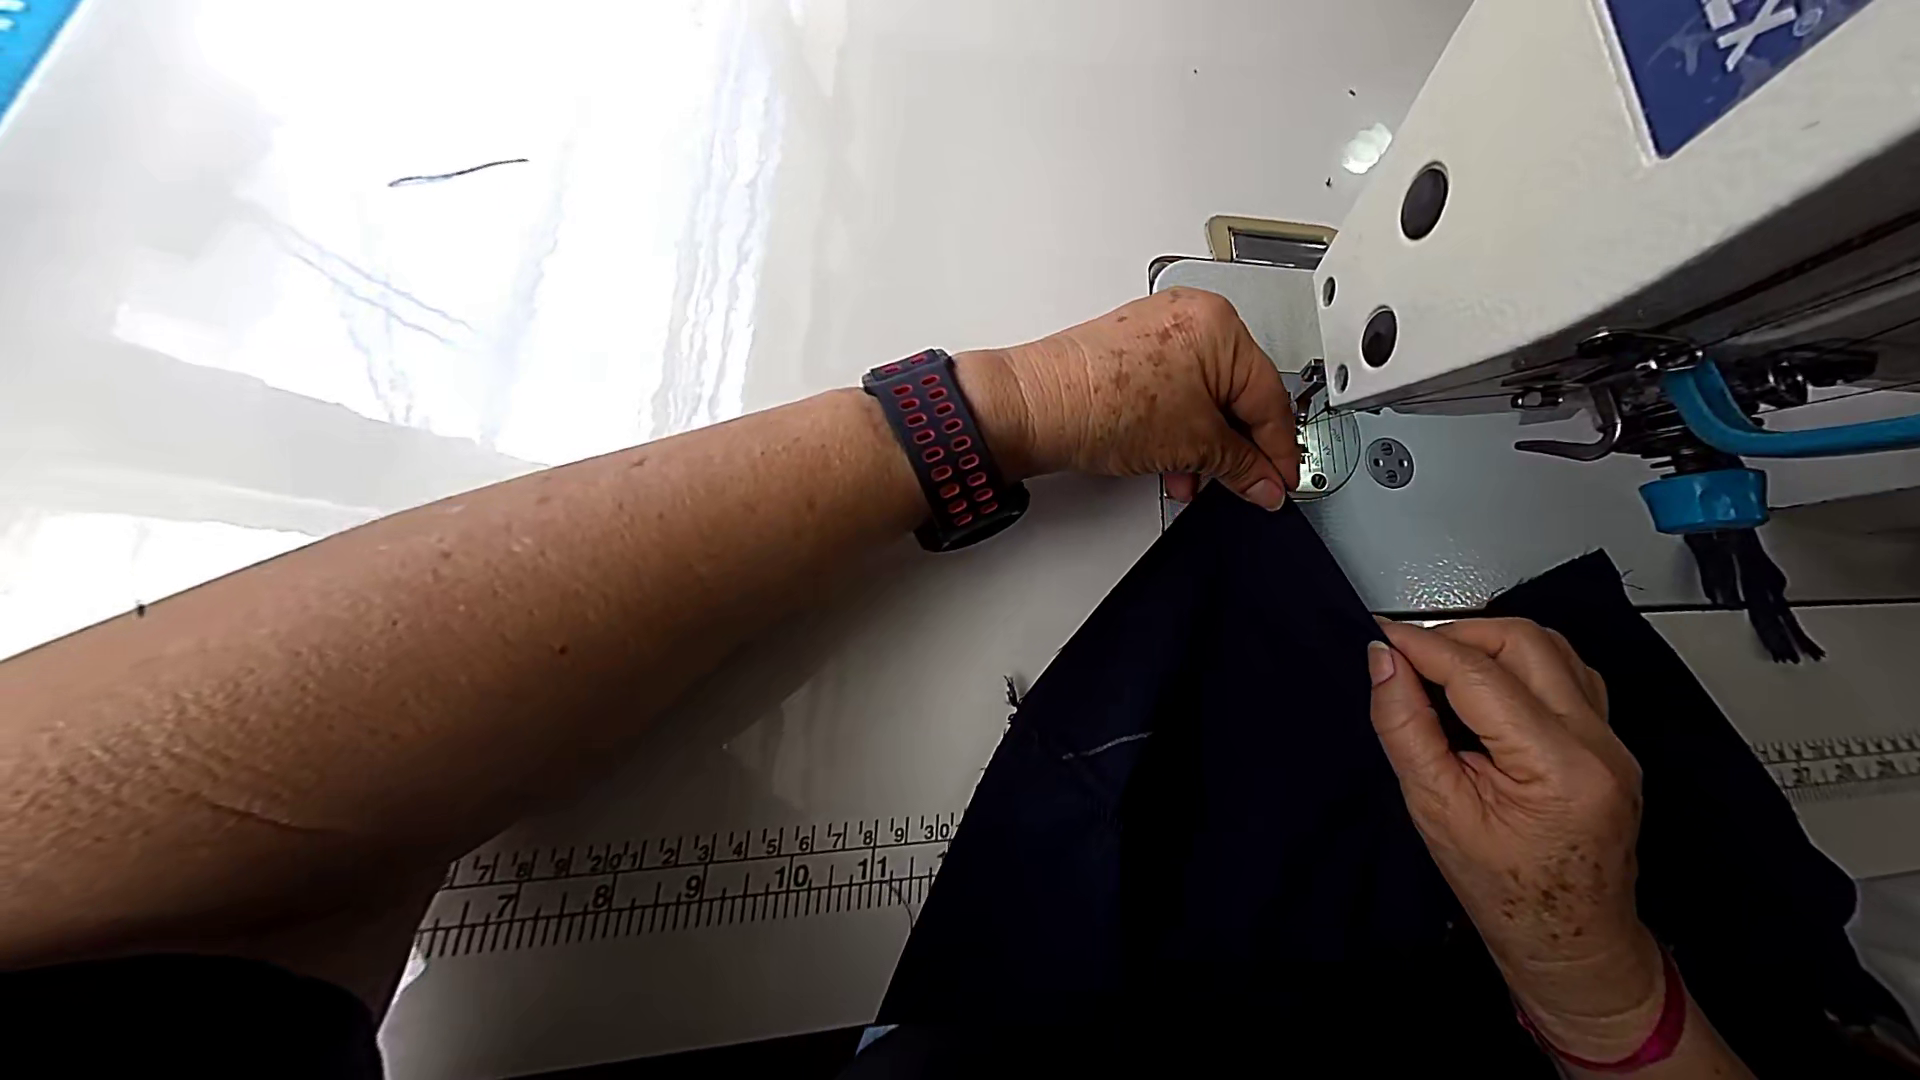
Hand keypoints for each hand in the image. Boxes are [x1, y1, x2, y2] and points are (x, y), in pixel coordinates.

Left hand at [955, 288, 1300, 508]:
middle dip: (1234, 450)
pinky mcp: (1129, 356)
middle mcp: (1189, 319)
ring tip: (1192, 478)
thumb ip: (1239, 466)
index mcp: (1219, 324)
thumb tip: (1264, 482)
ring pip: (1200, 401)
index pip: (1269, 396)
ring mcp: (1156, 336)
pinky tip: (1169, 461)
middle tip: (1241, 483)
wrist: (1032, 408)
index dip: (1278, 449)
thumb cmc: (1097, 403)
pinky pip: (1171, 396)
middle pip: (1234, 397)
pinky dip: (1175, 431)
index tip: (1280, 479)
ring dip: (1201, 447)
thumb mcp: (1189, 442)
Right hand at [1369, 619, 1666, 1062]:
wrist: (1569, 939)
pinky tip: (1478, 684)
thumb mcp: (1431, 804)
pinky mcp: (1605, 740)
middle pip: (1523, 642)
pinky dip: (1510, 660)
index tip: (1377, 636)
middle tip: (1406, 654)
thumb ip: (1404, 724)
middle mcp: (1598, 743)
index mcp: (1558, 766)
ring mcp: (1611, 740)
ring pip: (1547, 647)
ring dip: (1483, 642)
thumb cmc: (1500, 886)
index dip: (1419, 644)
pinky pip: (1561, 670)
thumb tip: (1382, 660)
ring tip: (1436, 667)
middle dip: (1453, 634)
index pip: (1477, 673)